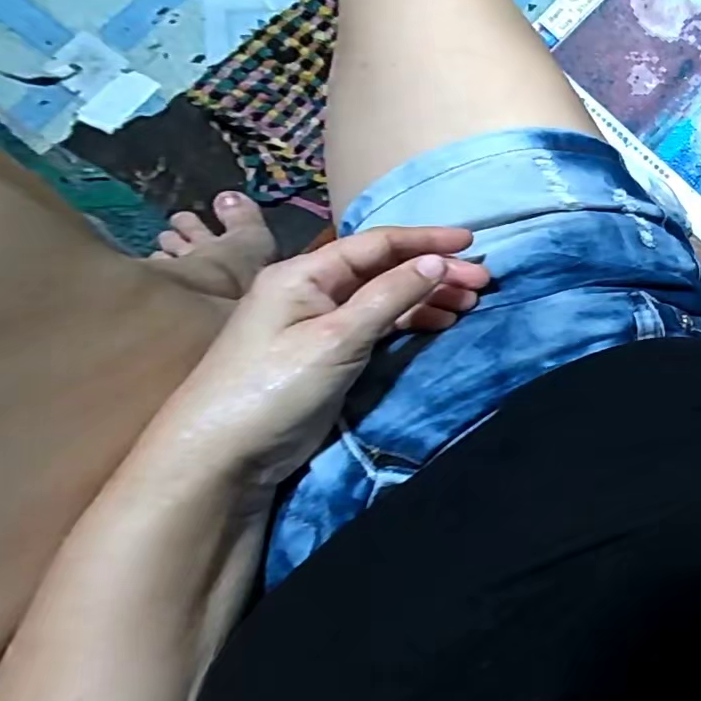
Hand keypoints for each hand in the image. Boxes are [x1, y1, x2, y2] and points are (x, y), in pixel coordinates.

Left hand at [135, 226, 492, 489]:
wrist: (219, 461)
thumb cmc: (272, 389)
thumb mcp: (336, 338)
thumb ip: (390, 295)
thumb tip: (438, 261)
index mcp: (305, 274)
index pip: (377, 244)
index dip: (427, 240)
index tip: (472, 240)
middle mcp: (314, 290)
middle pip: (387, 268)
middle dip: (436, 271)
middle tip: (481, 282)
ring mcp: (322, 322)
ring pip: (388, 295)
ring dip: (429, 296)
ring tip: (469, 303)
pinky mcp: (331, 351)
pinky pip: (382, 322)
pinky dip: (413, 320)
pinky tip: (440, 323)